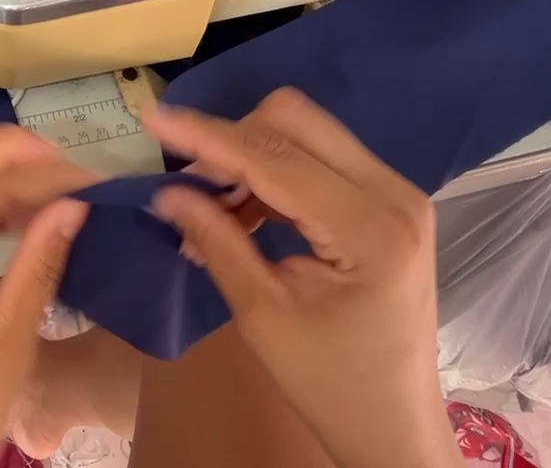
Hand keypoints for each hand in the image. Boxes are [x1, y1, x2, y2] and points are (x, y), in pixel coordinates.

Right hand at [145, 89, 460, 467]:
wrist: (396, 429)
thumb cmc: (330, 384)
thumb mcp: (262, 315)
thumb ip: (215, 239)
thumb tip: (164, 190)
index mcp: (369, 229)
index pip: (274, 157)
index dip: (208, 136)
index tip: (154, 120)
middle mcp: (393, 193)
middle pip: (294, 120)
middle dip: (233, 139)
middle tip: (193, 182)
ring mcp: (395, 191)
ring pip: (304, 130)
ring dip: (250, 153)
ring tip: (215, 204)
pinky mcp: (387, 197)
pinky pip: (317, 153)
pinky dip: (272, 169)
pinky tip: (246, 209)